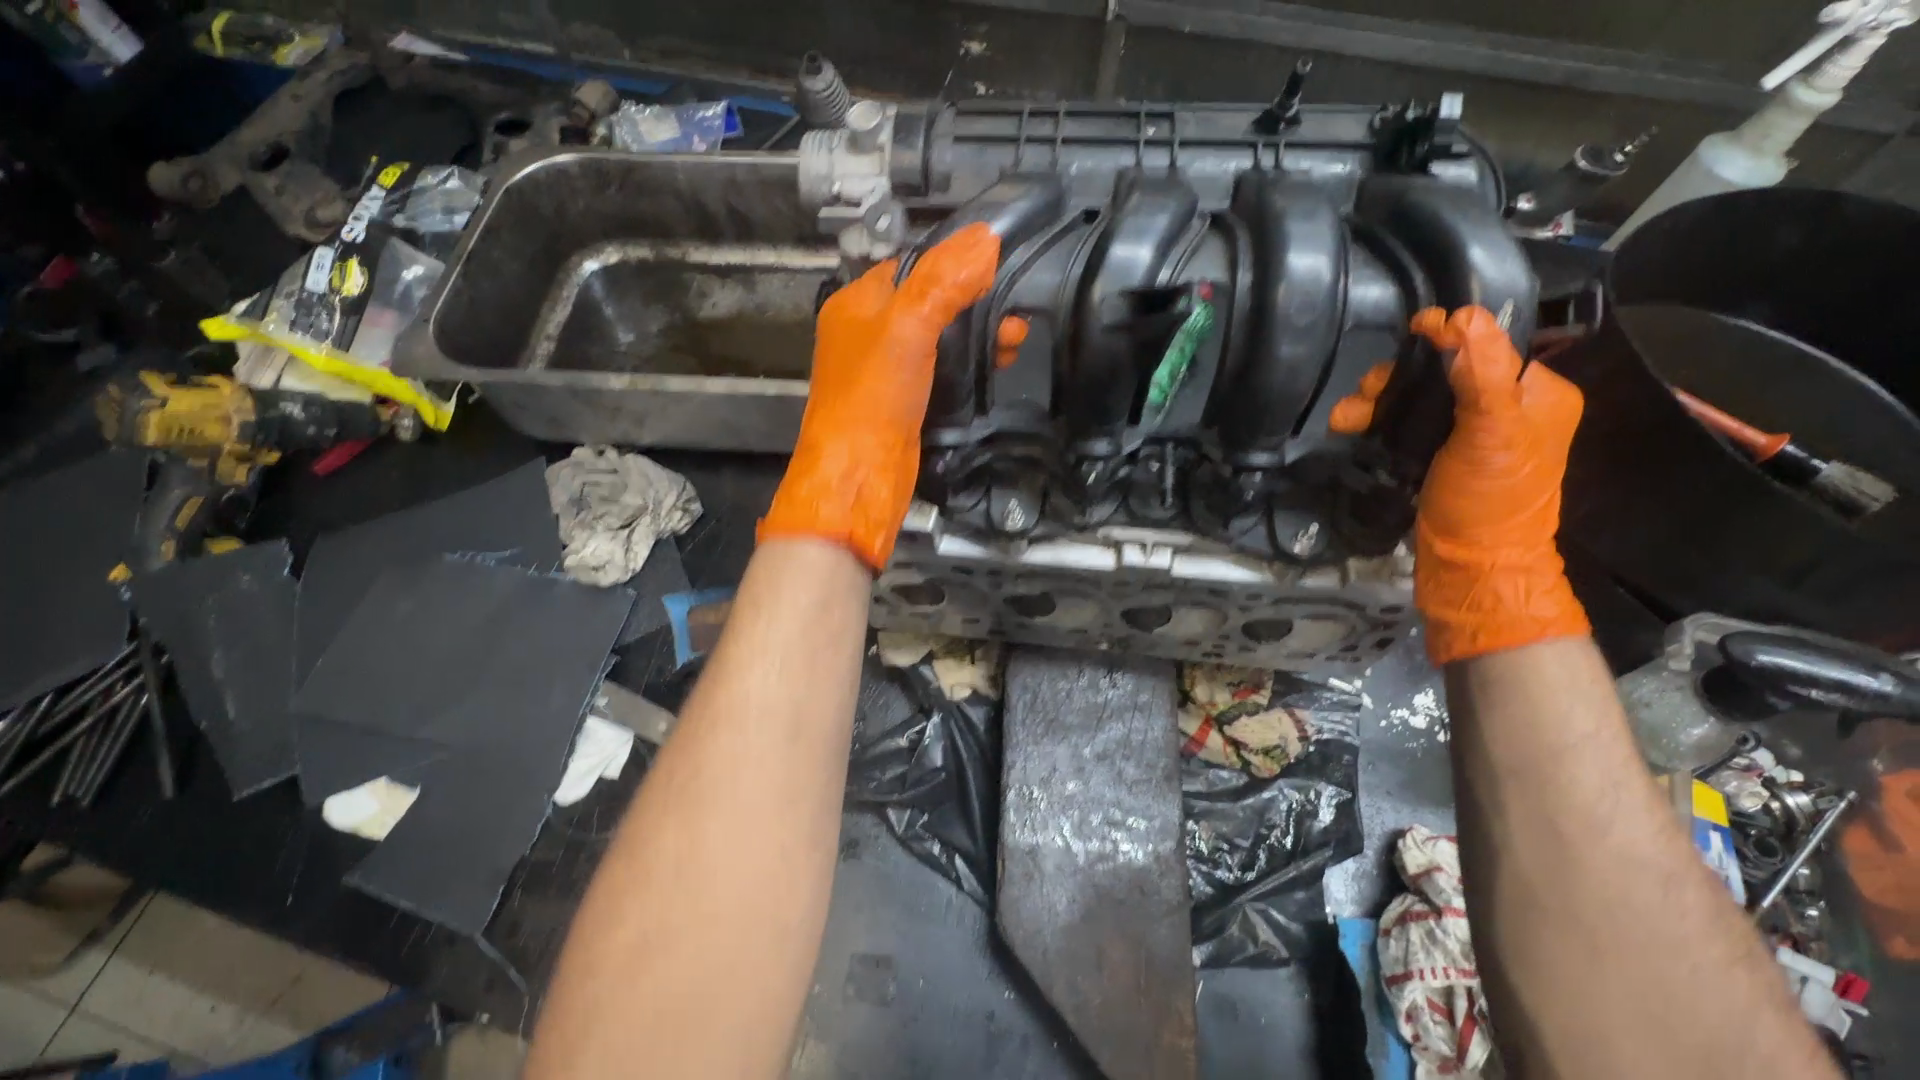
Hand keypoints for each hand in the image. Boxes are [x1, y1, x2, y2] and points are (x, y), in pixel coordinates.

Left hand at [758, 224, 1000, 569]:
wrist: (858, 478)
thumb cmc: (872, 397)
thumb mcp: (909, 325)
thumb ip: (945, 280)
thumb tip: (986, 238)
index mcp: (857, 305)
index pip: (912, 264)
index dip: (954, 263)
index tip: (996, 267)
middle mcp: (870, 335)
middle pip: (933, 302)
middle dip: (977, 304)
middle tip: (1013, 315)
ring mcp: (889, 373)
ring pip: (943, 341)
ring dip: (980, 337)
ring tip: (1015, 340)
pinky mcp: (909, 405)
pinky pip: (946, 373)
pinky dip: (972, 368)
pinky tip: (998, 366)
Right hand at [1330, 306, 1589, 663]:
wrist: (1469, 572)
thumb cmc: (1488, 502)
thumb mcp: (1491, 433)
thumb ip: (1481, 374)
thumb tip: (1464, 316)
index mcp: (1536, 396)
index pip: (1490, 346)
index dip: (1449, 336)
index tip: (1413, 329)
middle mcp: (1505, 410)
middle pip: (1444, 371)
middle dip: (1399, 377)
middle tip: (1366, 390)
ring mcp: (1468, 437)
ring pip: (1418, 398)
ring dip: (1377, 401)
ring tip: (1345, 416)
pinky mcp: (1437, 459)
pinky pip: (1406, 425)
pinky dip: (1377, 423)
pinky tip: (1348, 426)